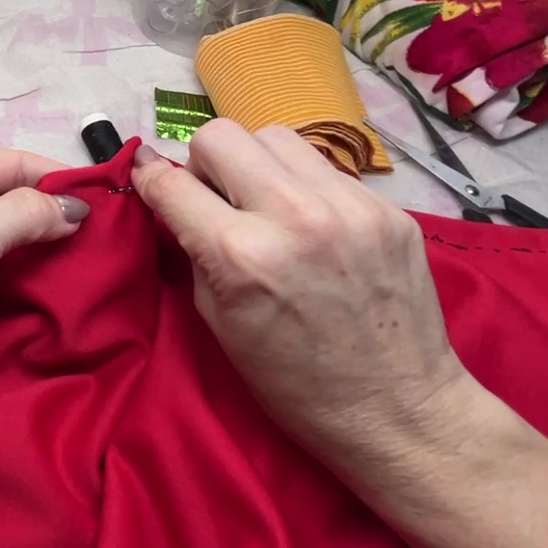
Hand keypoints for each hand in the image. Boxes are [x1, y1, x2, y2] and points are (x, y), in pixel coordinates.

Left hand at [0, 143, 89, 390]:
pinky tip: (60, 276)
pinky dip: (30, 262)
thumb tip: (78, 208)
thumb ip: (27, 214)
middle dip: (58, 214)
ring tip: (93, 257)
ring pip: (14, 224)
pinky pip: (4, 252)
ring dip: (47, 241)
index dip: (64, 184)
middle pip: (19, 192)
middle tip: (108, 238)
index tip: (111, 208)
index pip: (20, 163)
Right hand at [130, 120, 468, 464]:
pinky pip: (322, 166)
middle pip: (220, 135)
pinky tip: (312, 224)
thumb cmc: (290, 379)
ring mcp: (349, 207)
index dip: (149, 176)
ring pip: (272, 136)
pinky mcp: (387, 209)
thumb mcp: (215, 315)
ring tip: (266, 204)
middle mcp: (293, 217)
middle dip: (204, 162)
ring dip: (254, 163)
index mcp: (240, 254)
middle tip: (216, 197)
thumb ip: (192, 244)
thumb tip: (171, 189)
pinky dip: (301, 184)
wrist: (400, 413)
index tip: (147, 176)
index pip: (171, 181)